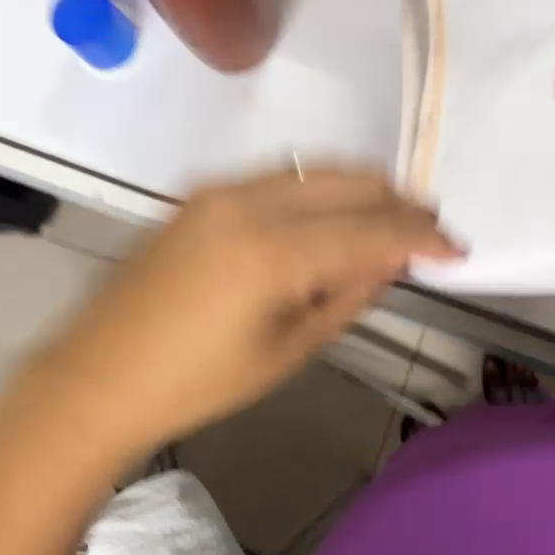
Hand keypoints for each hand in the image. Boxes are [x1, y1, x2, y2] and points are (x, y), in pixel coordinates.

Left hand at [16, 169, 459, 452]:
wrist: (98, 378)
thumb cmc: (198, 384)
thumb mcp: (290, 349)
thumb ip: (350, 293)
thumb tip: (394, 259)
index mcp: (273, 252)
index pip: (373, 228)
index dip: (423, 236)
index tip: (457, 250)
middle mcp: (249, 202)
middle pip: (351, 181)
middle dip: (400, 204)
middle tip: (430, 233)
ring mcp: (220, 190)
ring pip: (317, 170)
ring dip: (362, 192)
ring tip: (390, 225)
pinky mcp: (202, 194)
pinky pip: (282, 178)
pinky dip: (321, 192)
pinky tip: (333, 221)